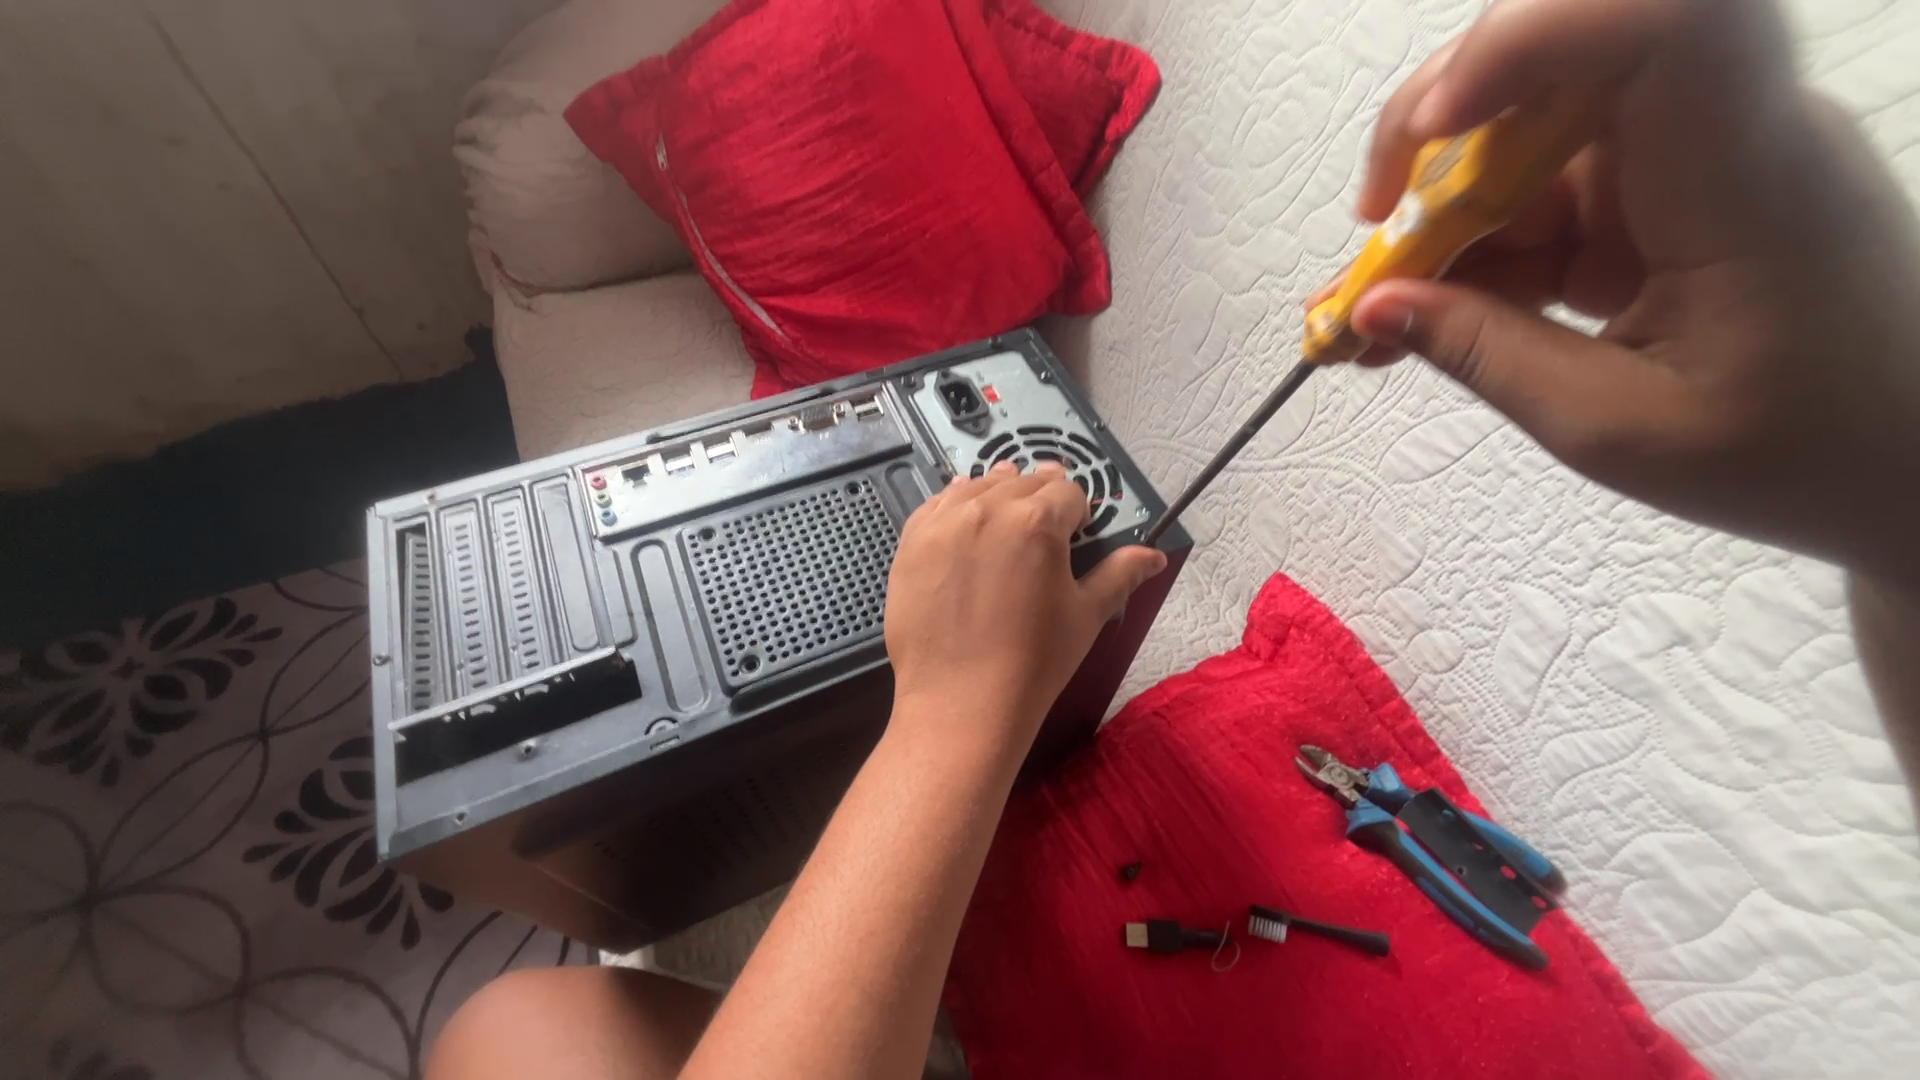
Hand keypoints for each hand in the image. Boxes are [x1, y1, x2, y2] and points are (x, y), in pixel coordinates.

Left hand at [884, 462, 1167, 754]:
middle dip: (1040, 499)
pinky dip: (954, 506)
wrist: (960, 702)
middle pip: (1022, 482)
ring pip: (978, 486)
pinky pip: (935, 505)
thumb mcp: (1086, 616)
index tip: (1076, 534)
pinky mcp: (911, 542)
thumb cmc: (1032, 662)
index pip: (1069, 493)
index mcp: (1037, 522)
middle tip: (1044, 530)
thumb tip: (1154, 556)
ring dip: (997, 494)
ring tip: (1006, 517)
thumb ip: (1120, 574)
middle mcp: (987, 510)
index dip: (1078, 513)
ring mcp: (943, 524)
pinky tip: (963, 520)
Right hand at [1330, 0, 1919, 590]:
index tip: (1426, 134)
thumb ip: (1483, 354)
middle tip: (1369, 239)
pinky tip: (1412, 318)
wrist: (1905, 462)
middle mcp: (1710, 143)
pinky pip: (1530, 206)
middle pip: (1558, 68)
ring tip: (1361, 316)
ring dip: (1427, 224)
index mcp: (1738, 182)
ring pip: (1523, 149)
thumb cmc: (1787, 452)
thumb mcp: (1608, 425)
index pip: (1656, 28)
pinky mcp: (1650, 205)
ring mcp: (1676, 170)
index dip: (1524, 42)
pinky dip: (1460, 258)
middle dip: (1431, 145)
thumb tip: (1370, 309)